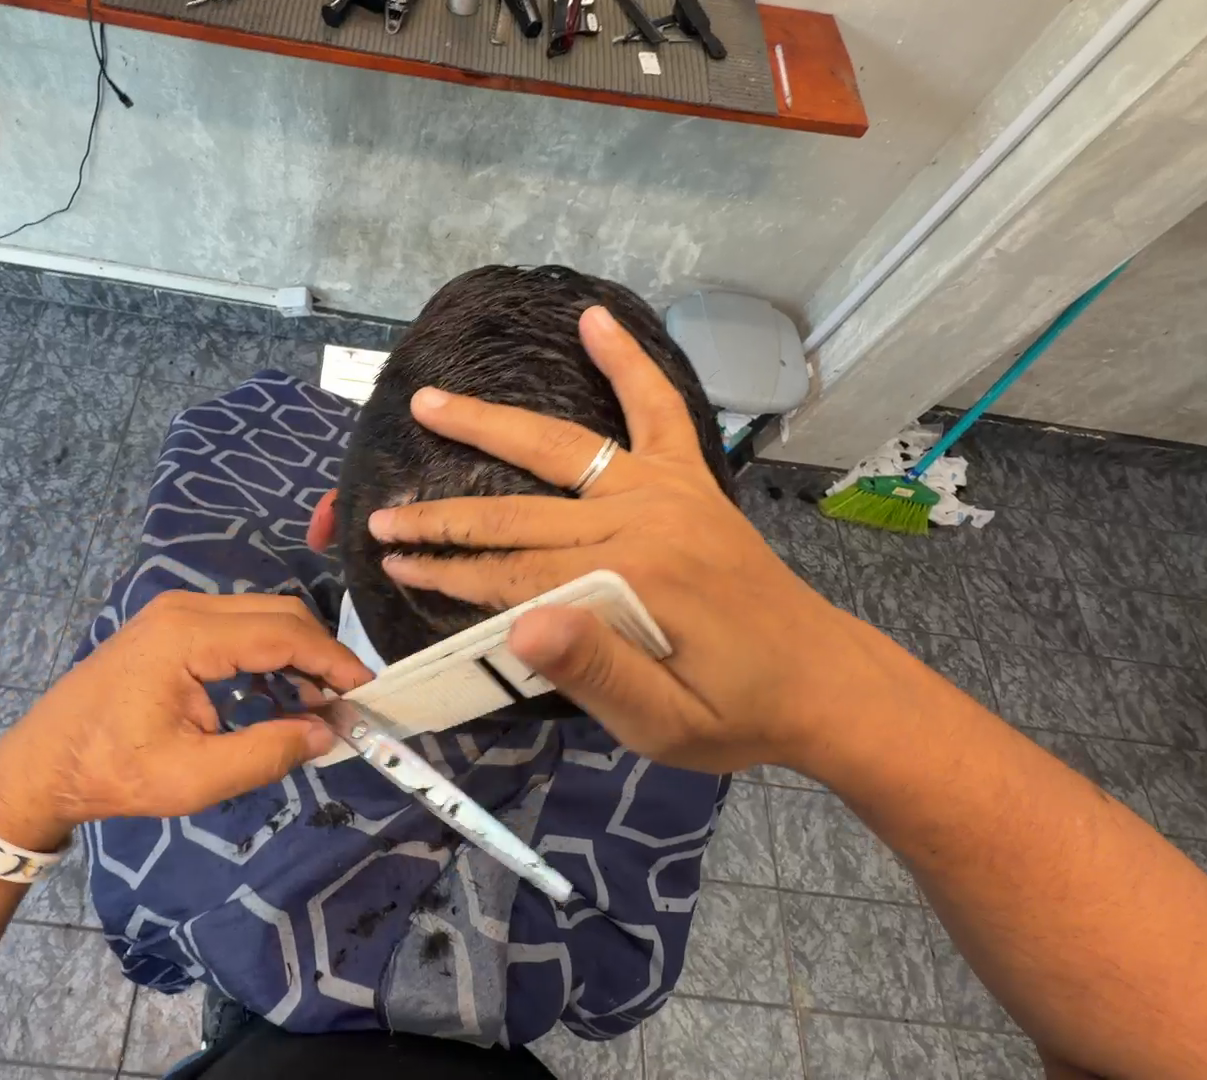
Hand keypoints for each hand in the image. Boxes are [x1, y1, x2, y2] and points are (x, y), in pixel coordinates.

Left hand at [0, 592, 372, 849]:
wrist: (42, 762)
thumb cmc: (112, 772)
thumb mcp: (192, 778)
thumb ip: (266, 754)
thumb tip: (327, 733)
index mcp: (187, 635)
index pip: (283, 633)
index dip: (333, 661)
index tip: (367, 692)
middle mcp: (186, 608)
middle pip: (279, 613)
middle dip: (320, 655)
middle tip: (344, 704)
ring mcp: (177, 611)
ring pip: (262, 615)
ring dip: (297, 653)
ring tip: (317, 704)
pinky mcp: (173, 623)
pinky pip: (239, 625)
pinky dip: (269, 652)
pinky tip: (278, 692)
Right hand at [364, 307, 873, 773]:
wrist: (824, 683)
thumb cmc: (732, 712)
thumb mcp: (661, 722)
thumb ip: (592, 670)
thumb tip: (515, 626)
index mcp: (630, 582)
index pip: (514, 572)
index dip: (448, 572)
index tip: (393, 565)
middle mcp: (643, 521)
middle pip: (519, 512)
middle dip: (443, 518)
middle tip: (382, 516)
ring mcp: (666, 490)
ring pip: (560, 449)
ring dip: (489, 427)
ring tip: (429, 401)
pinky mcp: (688, 480)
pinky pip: (657, 409)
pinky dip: (627, 362)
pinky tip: (593, 320)